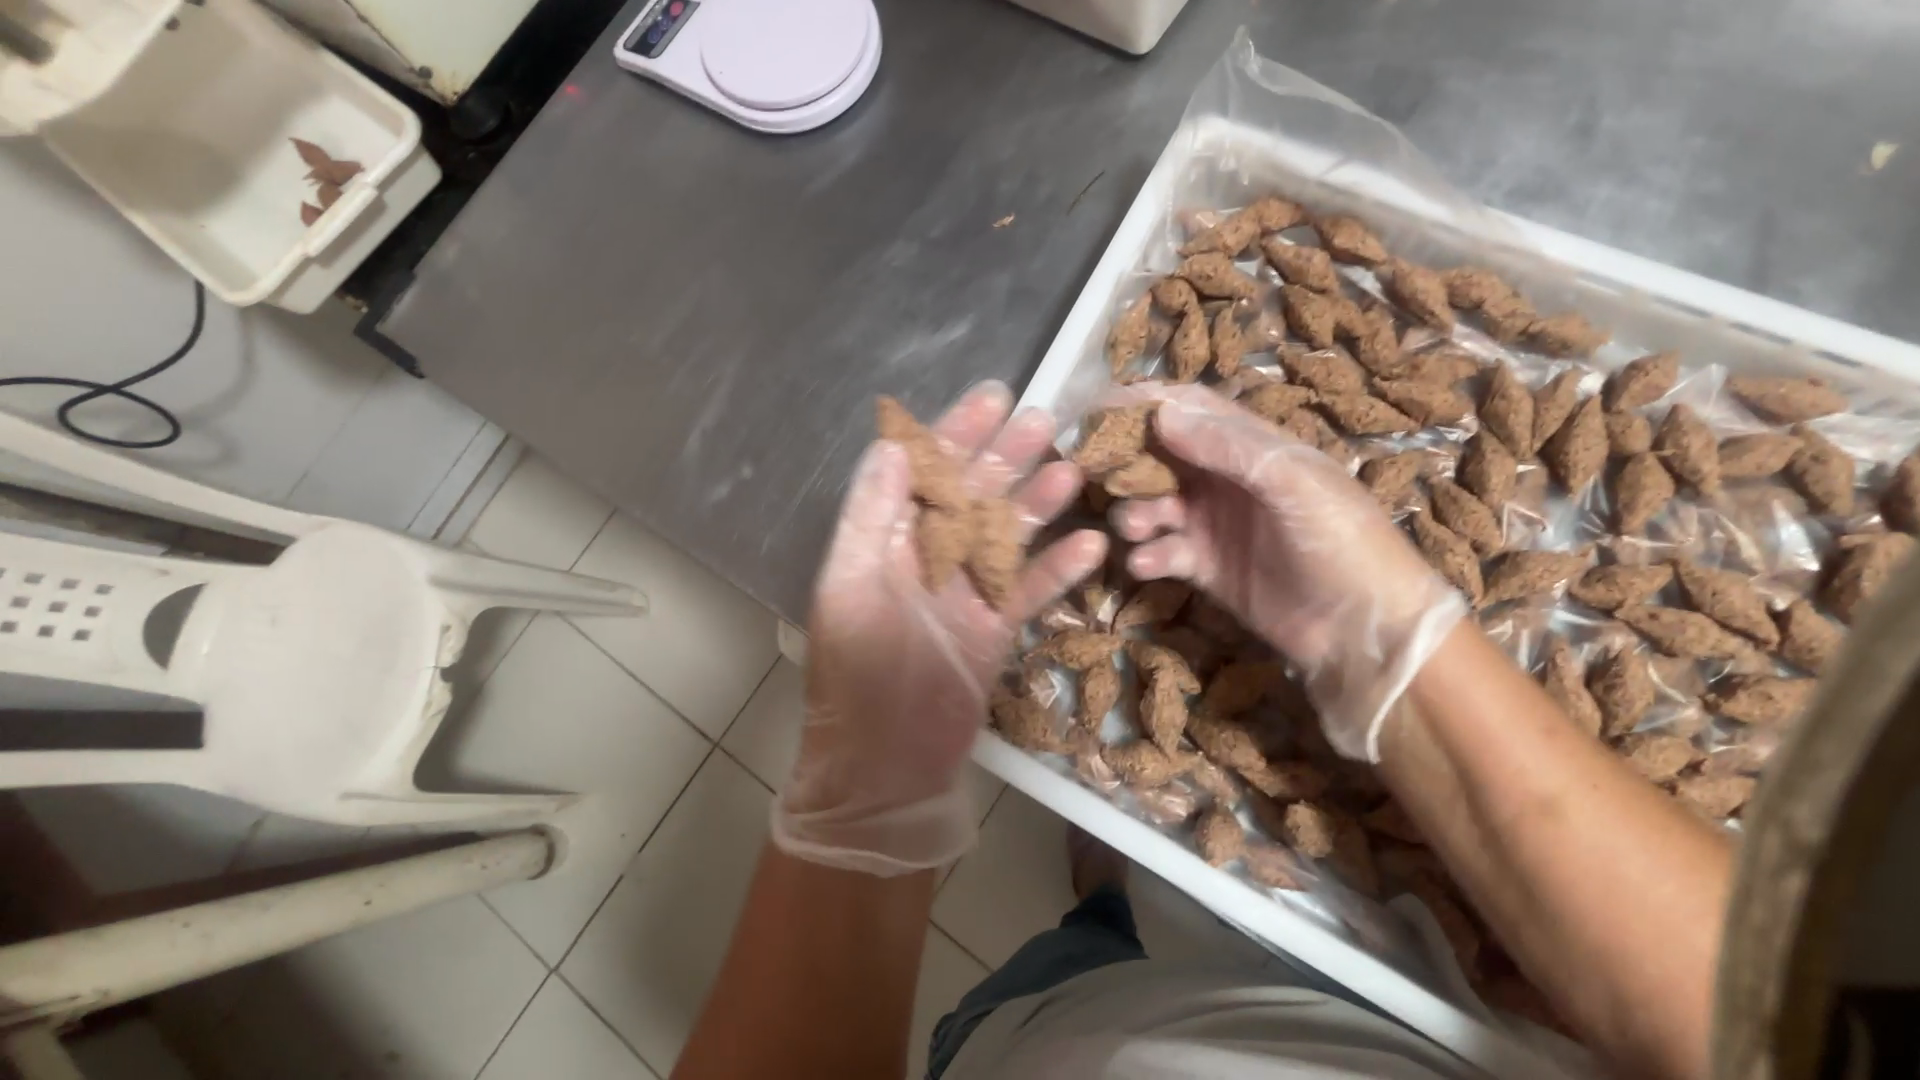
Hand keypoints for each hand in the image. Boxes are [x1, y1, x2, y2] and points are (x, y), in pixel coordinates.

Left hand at [774, 382, 1107, 875]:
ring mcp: (962, 594)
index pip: (919, 474)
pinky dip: (1059, 569)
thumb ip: (869, 519)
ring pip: (1004, 535)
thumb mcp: (849, 594)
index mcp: (882, 544)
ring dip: (1035, 503)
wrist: (885, 770)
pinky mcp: (994, 630)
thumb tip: (888, 445)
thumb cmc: (858, 681)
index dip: (952, 436)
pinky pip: (1030, 590)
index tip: (989, 399)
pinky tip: (1092, 544)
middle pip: (968, 496)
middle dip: (1002, 457)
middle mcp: (924, 559)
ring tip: (1071, 471)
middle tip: (1043, 419)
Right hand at [1109, 384, 1465, 761]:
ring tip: (1137, 526)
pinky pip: (1162, 551)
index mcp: (1253, 447)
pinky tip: (1146, 564)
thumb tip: (1161, 413)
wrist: (1364, 631)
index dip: (1145, 404)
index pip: (1190, 409)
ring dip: (1135, 510)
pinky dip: (1147, 554)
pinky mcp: (1205, 567)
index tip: (1098, 410)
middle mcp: (1226, 480)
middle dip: (1127, 461)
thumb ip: (1230, 447)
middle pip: (1162, 455)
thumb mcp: (1294, 483)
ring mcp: (1213, 524)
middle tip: (1094, 473)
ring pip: (1154, 503)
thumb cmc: (1343, 542)